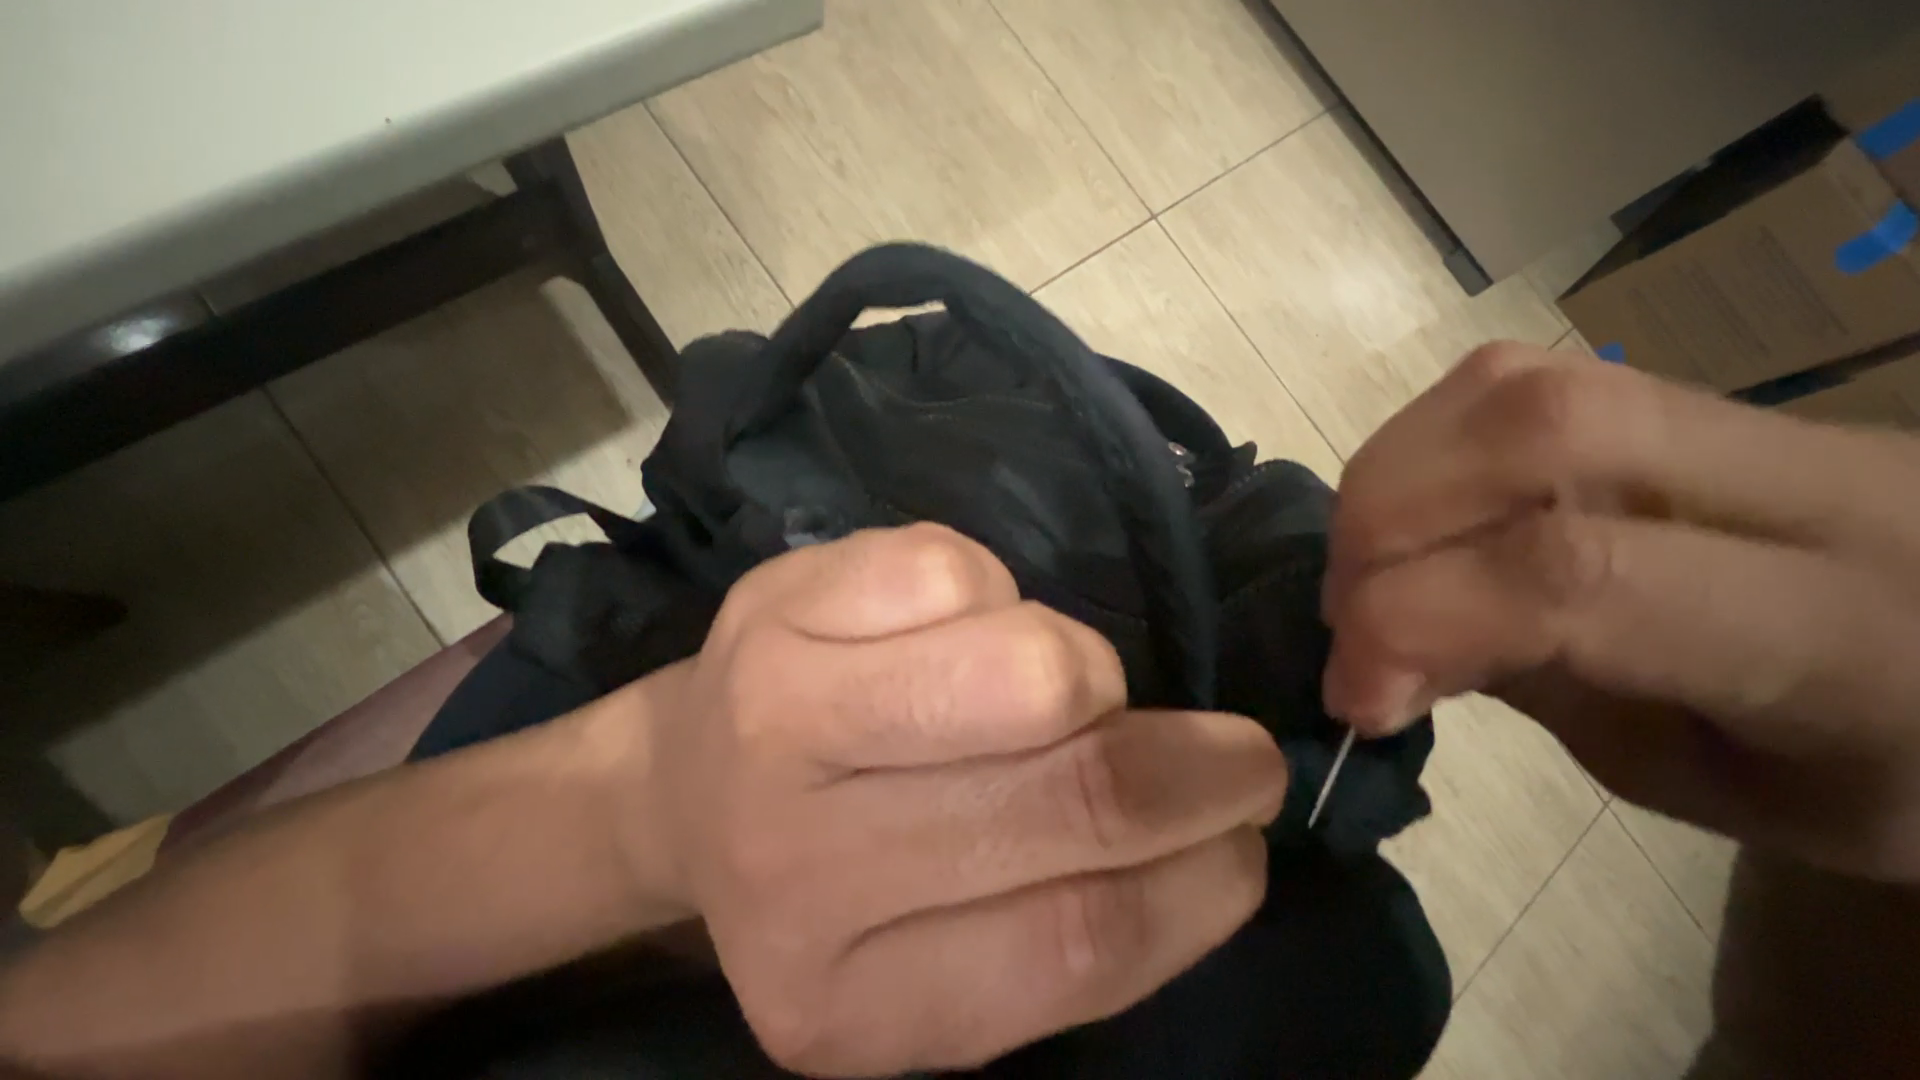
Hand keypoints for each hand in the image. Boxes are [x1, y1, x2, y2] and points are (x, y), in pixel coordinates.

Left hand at [618, 524, 1285, 1075]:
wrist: (687, 782)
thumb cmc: (834, 873)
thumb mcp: (934, 958)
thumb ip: (1055, 919)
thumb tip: (1207, 838)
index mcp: (852, 1002)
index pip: (1078, 943)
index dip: (1197, 886)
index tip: (1245, 845)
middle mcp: (799, 871)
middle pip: (1070, 797)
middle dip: (1193, 767)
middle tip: (1234, 754)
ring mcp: (780, 718)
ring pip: (1028, 670)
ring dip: (1090, 673)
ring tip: (1073, 691)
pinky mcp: (780, 604)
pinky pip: (956, 572)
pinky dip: (998, 596)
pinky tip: (967, 628)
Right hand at [1322, 342, 1919, 880]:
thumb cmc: (1844, 765)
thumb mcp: (1692, 779)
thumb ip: (1535, 689)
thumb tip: (1379, 645)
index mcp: (1841, 631)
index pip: (1577, 576)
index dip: (1413, 621)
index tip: (1353, 697)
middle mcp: (1803, 480)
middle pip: (1537, 431)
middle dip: (1382, 525)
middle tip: (1342, 613)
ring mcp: (1739, 409)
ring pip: (1510, 384)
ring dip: (1386, 479)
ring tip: (1366, 567)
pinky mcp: (1677, 385)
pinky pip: (1507, 380)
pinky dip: (1418, 446)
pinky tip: (1412, 511)